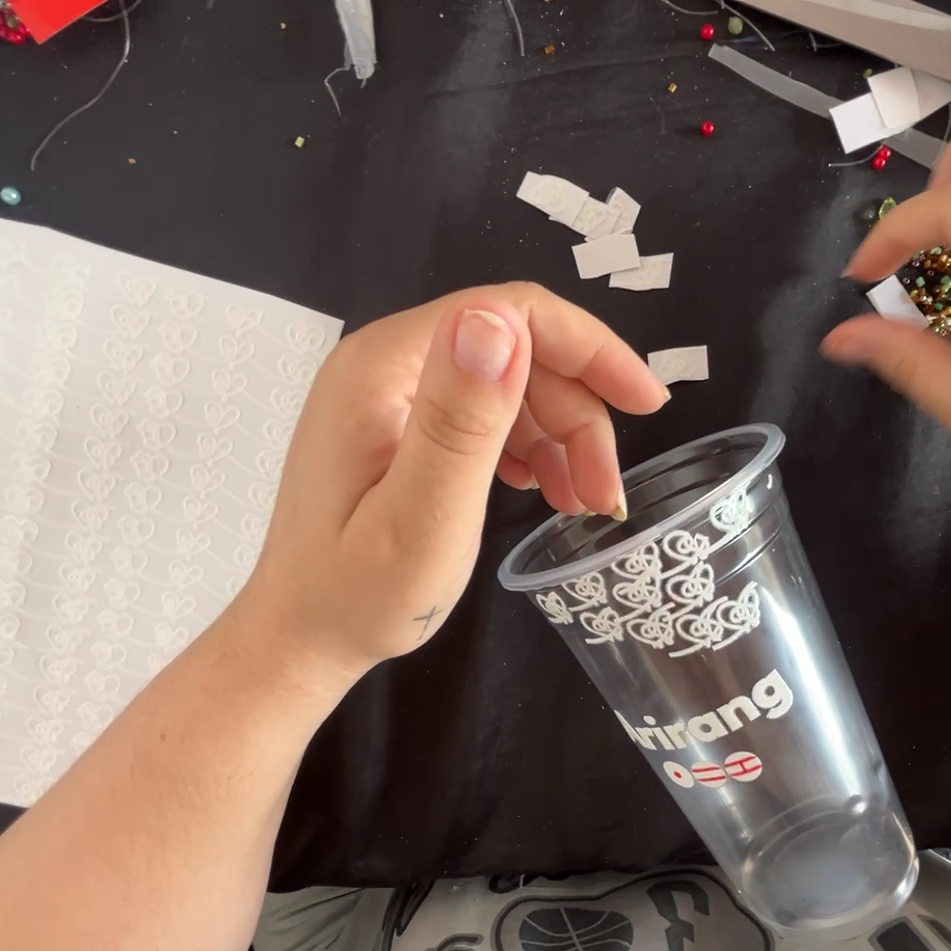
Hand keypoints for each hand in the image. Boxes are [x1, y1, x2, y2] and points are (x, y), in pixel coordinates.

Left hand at [230, 283, 667, 673]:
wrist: (304, 638)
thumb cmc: (358, 596)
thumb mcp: (421, 517)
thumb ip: (461, 422)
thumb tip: (502, 321)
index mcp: (386, 366)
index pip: (512, 312)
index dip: (590, 349)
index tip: (646, 404)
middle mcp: (390, 364)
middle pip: (519, 353)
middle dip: (579, 416)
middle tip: (604, 493)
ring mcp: (396, 396)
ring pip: (513, 386)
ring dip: (562, 438)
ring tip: (582, 504)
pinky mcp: (407, 428)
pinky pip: (489, 416)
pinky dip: (531, 449)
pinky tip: (544, 490)